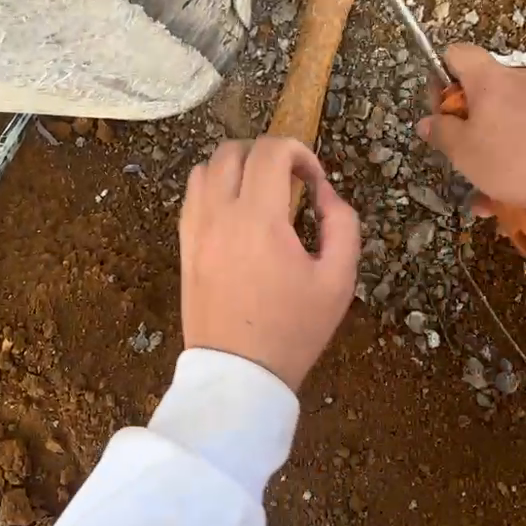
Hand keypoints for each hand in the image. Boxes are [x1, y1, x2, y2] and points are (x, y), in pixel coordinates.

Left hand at [178, 137, 360, 389]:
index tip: (314, 181)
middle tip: (290, 182)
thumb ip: (342, 224)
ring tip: (260, 193)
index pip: (271, 151)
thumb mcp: (339, 280)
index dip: (300, 152)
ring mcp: (195, 228)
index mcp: (259, 219)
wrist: (239, 376)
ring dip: (236, 167)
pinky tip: (236, 212)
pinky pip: (192, 195)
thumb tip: (325, 192)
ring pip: (205, 166)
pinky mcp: (183, 244)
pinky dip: (214, 187)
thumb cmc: (294, 329)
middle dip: (266, 154)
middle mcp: (219, 214)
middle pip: (233, 149)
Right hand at [416, 43, 525, 236]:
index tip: (441, 114)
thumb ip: (443, 135)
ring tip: (500, 200)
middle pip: (488, 94)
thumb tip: (427, 121)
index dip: (440, 78)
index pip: (456, 54)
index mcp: (491, 79)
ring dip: (503, 154)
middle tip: (468, 165)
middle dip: (474, 130)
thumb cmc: (525, 160)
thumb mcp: (467, 155)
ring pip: (518, 124)